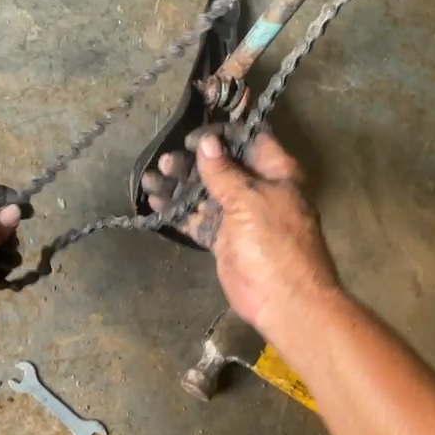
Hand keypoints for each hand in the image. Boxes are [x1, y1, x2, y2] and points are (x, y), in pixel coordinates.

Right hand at [149, 130, 340, 338]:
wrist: (283, 299)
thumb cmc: (275, 243)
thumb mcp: (249, 200)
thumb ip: (224, 171)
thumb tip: (206, 142)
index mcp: (275, 172)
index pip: (248, 140)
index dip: (221, 134)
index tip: (192, 134)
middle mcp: (256, 189)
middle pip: (220, 167)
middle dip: (192, 162)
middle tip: (166, 161)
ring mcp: (238, 215)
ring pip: (204, 192)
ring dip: (178, 185)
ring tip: (151, 179)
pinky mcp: (222, 238)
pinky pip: (197, 218)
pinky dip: (177, 211)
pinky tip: (155, 202)